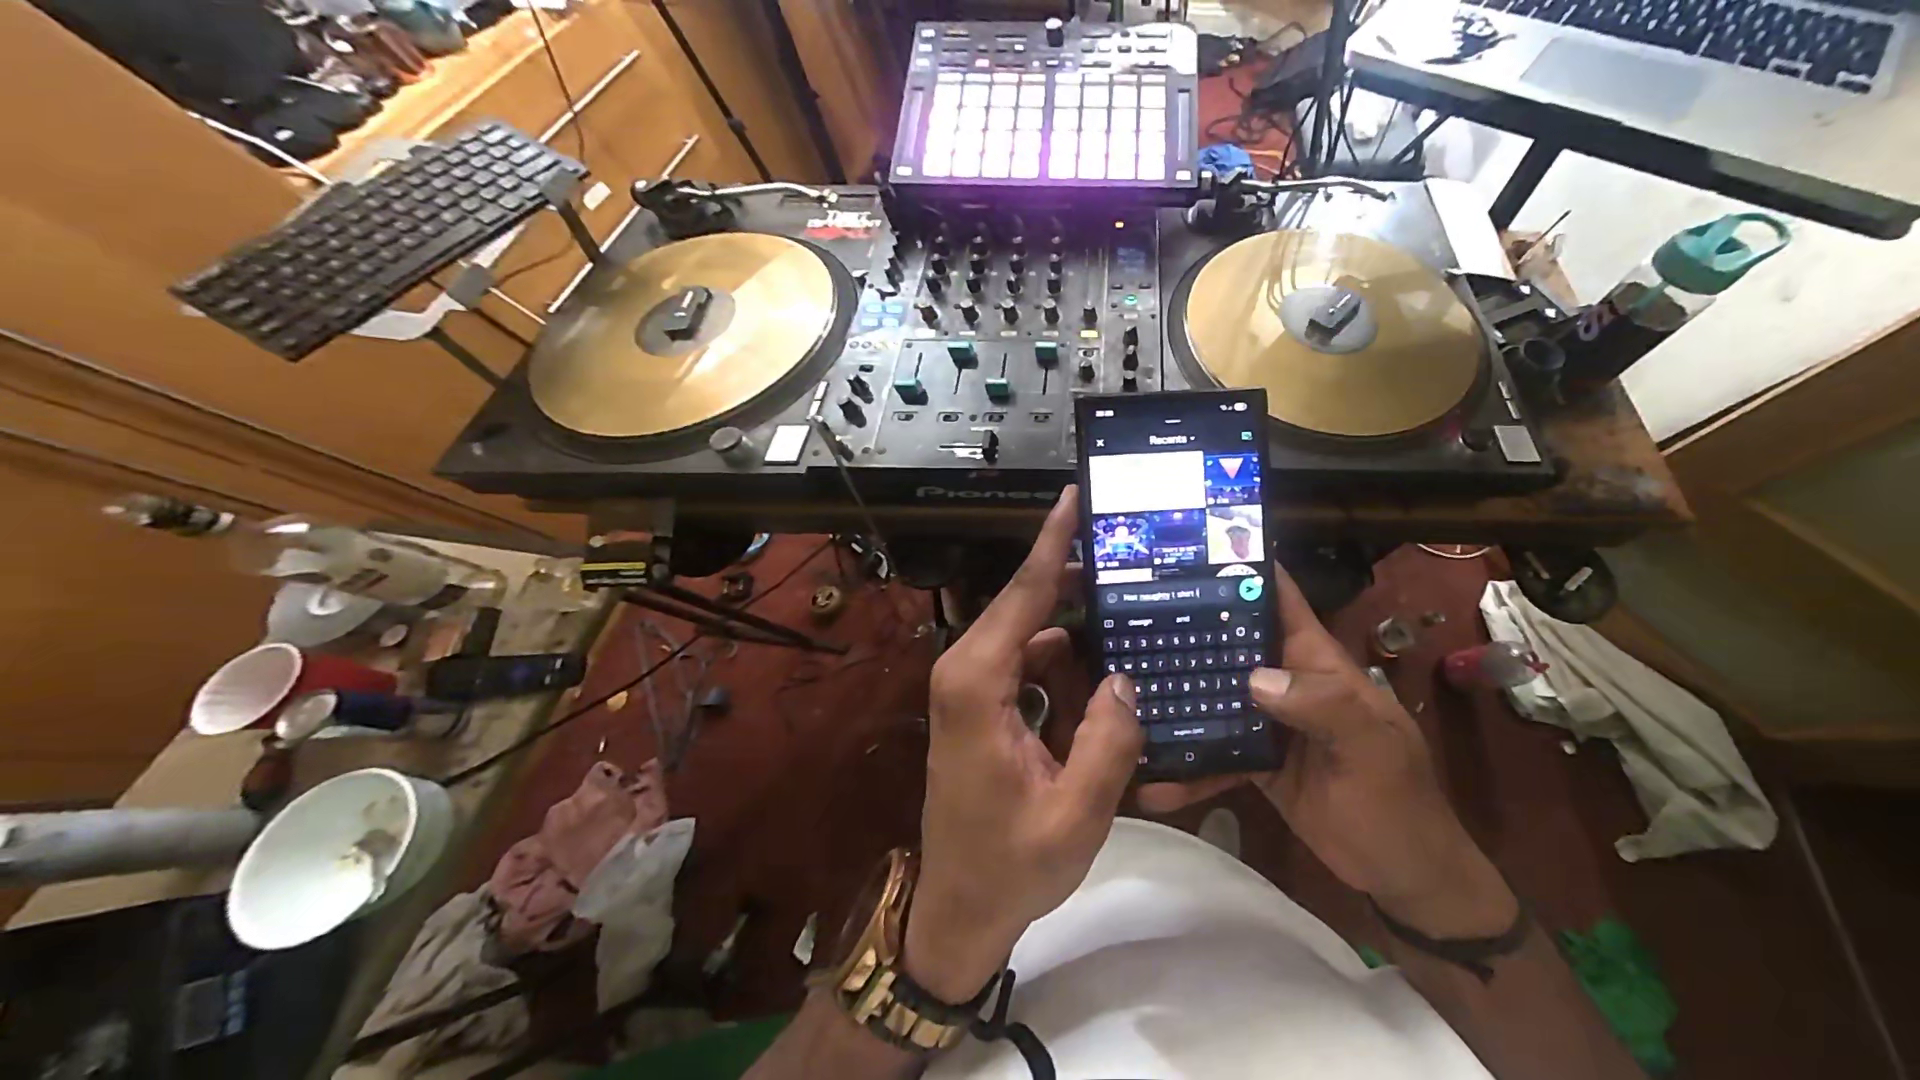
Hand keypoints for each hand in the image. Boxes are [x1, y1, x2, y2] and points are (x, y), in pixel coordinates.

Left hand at [905, 486, 1142, 1001]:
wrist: (958, 906)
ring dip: (1078, 630)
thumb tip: (1126, 678)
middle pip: (1025, 605)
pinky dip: (1066, 665)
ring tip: (1135, 616)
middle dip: (1076, 580)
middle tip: (1134, 558)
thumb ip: (1108, 742)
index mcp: (976, 684)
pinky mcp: (980, 705)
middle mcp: (965, 671)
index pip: (1021, 596)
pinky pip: (1028, 665)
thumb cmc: (1009, 865)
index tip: (1072, 496)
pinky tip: (1109, 676)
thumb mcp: (1074, 814)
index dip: (1050, 544)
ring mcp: (970, 687)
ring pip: (1030, 635)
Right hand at [1138, 563, 1516, 937]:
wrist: (1404, 875)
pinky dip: (1185, 765)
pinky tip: (1151, 779)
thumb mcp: (1372, 749)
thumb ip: (1324, 707)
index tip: (1189, 555)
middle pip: (1232, 645)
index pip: (1279, 604)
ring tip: (1126, 690)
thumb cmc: (1398, 803)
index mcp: (1318, 665)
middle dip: (1188, 630)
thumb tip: (1254, 677)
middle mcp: (1286, 684)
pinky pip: (1213, 752)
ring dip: (1176, 694)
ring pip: (1214, 696)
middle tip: (1130, 617)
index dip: (1242, 573)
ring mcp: (1267, 723)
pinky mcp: (1254, 761)